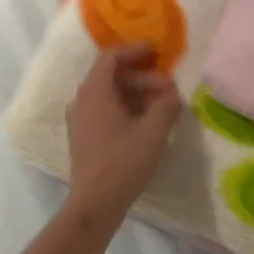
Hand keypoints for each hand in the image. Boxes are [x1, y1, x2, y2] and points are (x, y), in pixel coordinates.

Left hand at [63, 44, 184, 227]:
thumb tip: (174, 94)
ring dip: (136, 95)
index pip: (110, 57)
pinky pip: (103, 111)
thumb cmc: (123, 163)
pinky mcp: (82, 136)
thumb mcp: (152, 133)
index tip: (156, 51)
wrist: (94, 203)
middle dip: (143, 78)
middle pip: (112, 77)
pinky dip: (125, 109)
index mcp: (94, 91)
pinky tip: (145, 123)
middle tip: (169, 89)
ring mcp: (79, 119)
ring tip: (162, 107)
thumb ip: (166, 107)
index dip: (134, 51)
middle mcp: (81, 99)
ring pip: (109, 95)